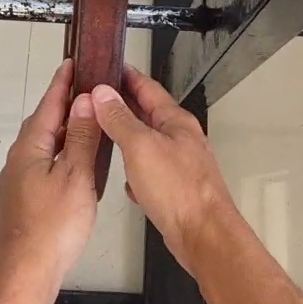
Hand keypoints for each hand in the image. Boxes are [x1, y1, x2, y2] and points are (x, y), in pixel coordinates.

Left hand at [0, 60, 102, 286]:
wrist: (25, 274)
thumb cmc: (53, 225)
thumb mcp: (76, 176)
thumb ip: (81, 138)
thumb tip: (84, 102)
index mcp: (31, 148)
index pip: (49, 105)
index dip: (62, 83)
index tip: (73, 63)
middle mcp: (19, 160)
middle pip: (43, 123)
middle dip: (63, 104)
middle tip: (85, 88)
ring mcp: (18, 182)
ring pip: (43, 145)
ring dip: (63, 130)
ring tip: (85, 121)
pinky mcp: (23, 200)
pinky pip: (43, 163)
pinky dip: (60, 152)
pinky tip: (74, 162)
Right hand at [91, 65, 241, 267]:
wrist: (204, 236)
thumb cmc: (178, 190)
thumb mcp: (140, 146)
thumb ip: (120, 119)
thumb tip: (102, 93)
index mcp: (176, 122)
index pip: (149, 88)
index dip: (128, 76)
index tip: (110, 67)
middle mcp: (180, 139)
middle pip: (148, 114)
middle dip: (123, 105)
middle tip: (98, 98)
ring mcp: (180, 164)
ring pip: (148, 143)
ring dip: (127, 137)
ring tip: (104, 133)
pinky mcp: (175, 189)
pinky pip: (151, 172)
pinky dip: (136, 170)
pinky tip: (126, 180)